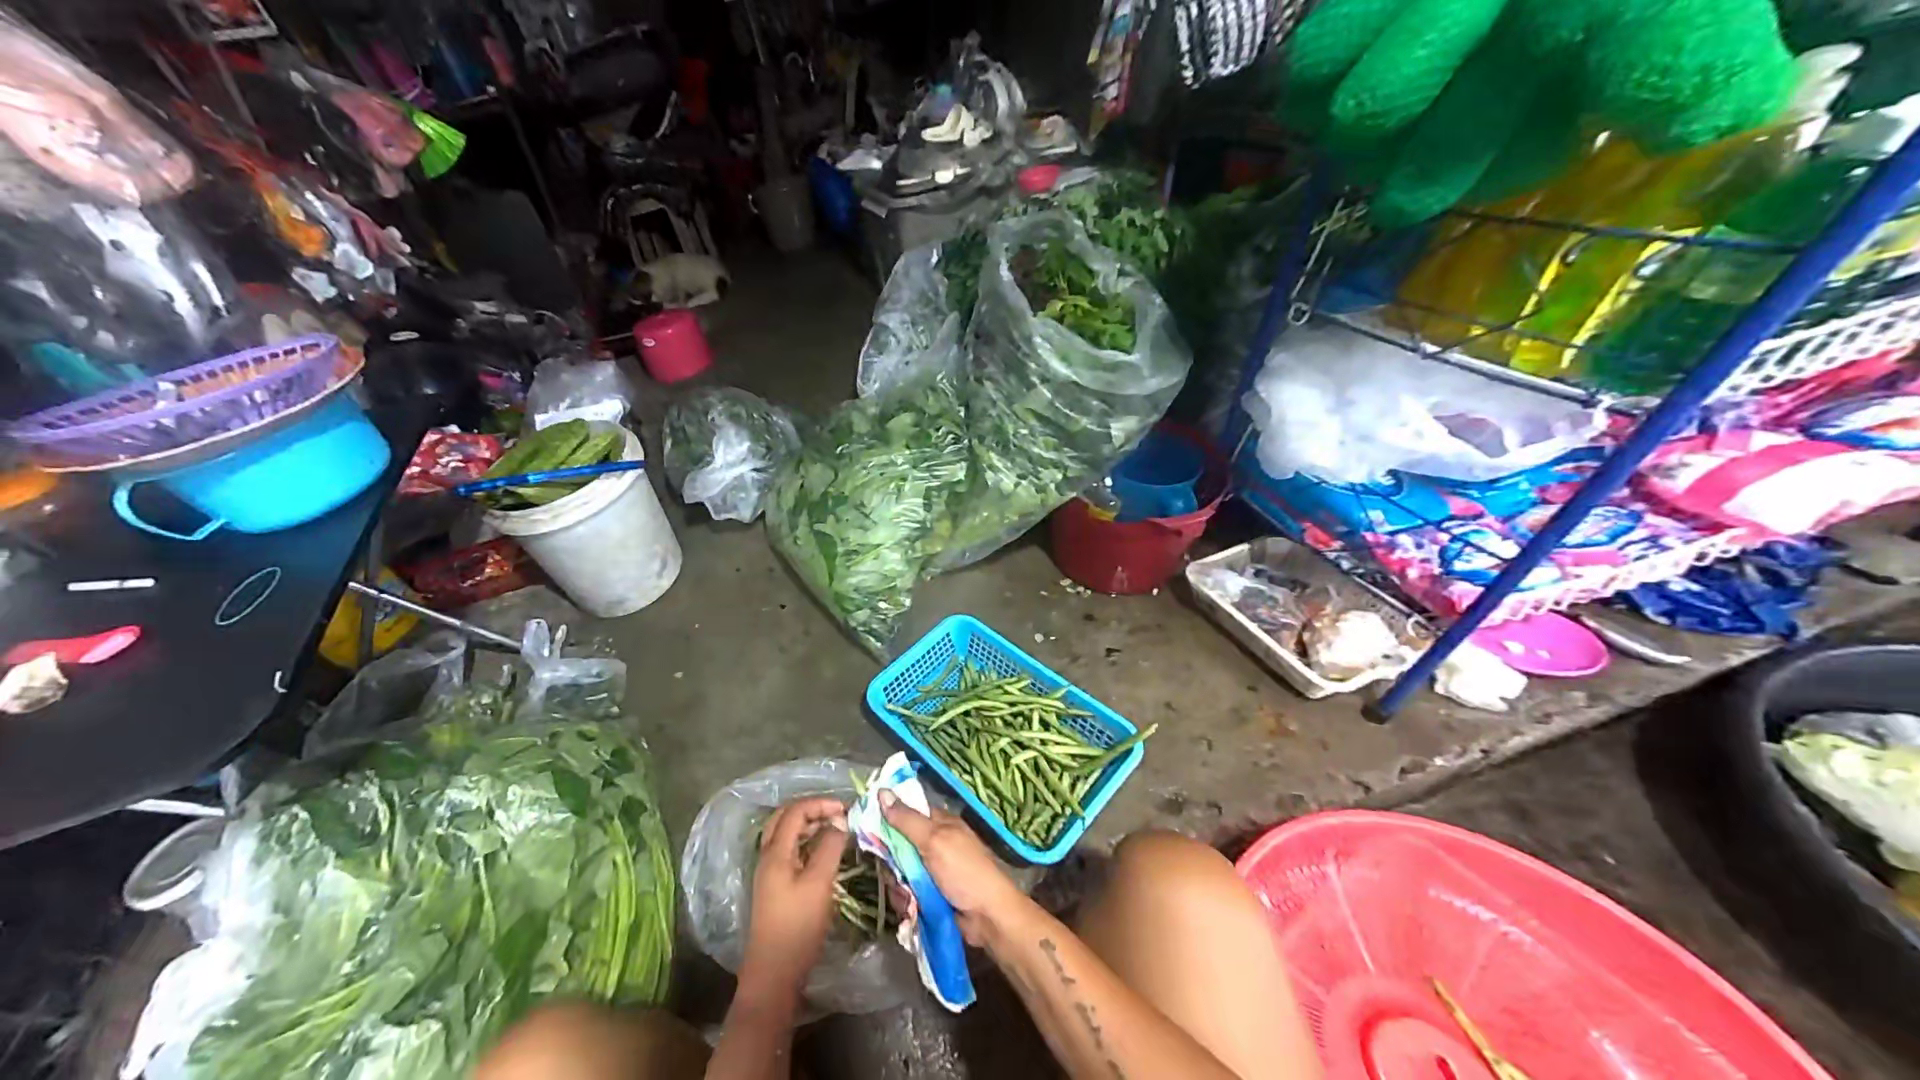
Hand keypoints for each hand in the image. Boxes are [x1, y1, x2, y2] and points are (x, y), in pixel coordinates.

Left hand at [743, 797, 848, 990]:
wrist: (774, 974)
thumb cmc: (798, 927)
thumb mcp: (819, 883)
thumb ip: (830, 847)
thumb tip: (840, 822)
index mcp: (775, 852)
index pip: (795, 811)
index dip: (820, 803)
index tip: (847, 809)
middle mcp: (768, 857)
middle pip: (786, 818)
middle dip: (813, 810)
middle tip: (839, 814)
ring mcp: (769, 872)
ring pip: (787, 834)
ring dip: (810, 825)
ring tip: (836, 829)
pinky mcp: (775, 887)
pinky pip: (790, 850)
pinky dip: (807, 842)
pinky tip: (824, 853)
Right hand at [879, 791, 1028, 945]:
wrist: (987, 917)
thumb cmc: (964, 871)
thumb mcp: (934, 840)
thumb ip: (906, 819)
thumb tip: (882, 792)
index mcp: (940, 824)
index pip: (907, 813)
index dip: (888, 819)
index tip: (870, 830)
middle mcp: (935, 844)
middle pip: (898, 847)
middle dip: (893, 863)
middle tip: (896, 873)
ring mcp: (932, 871)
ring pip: (900, 873)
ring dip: (900, 886)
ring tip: (909, 897)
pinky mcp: (929, 895)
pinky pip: (907, 893)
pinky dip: (907, 902)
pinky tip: (912, 909)